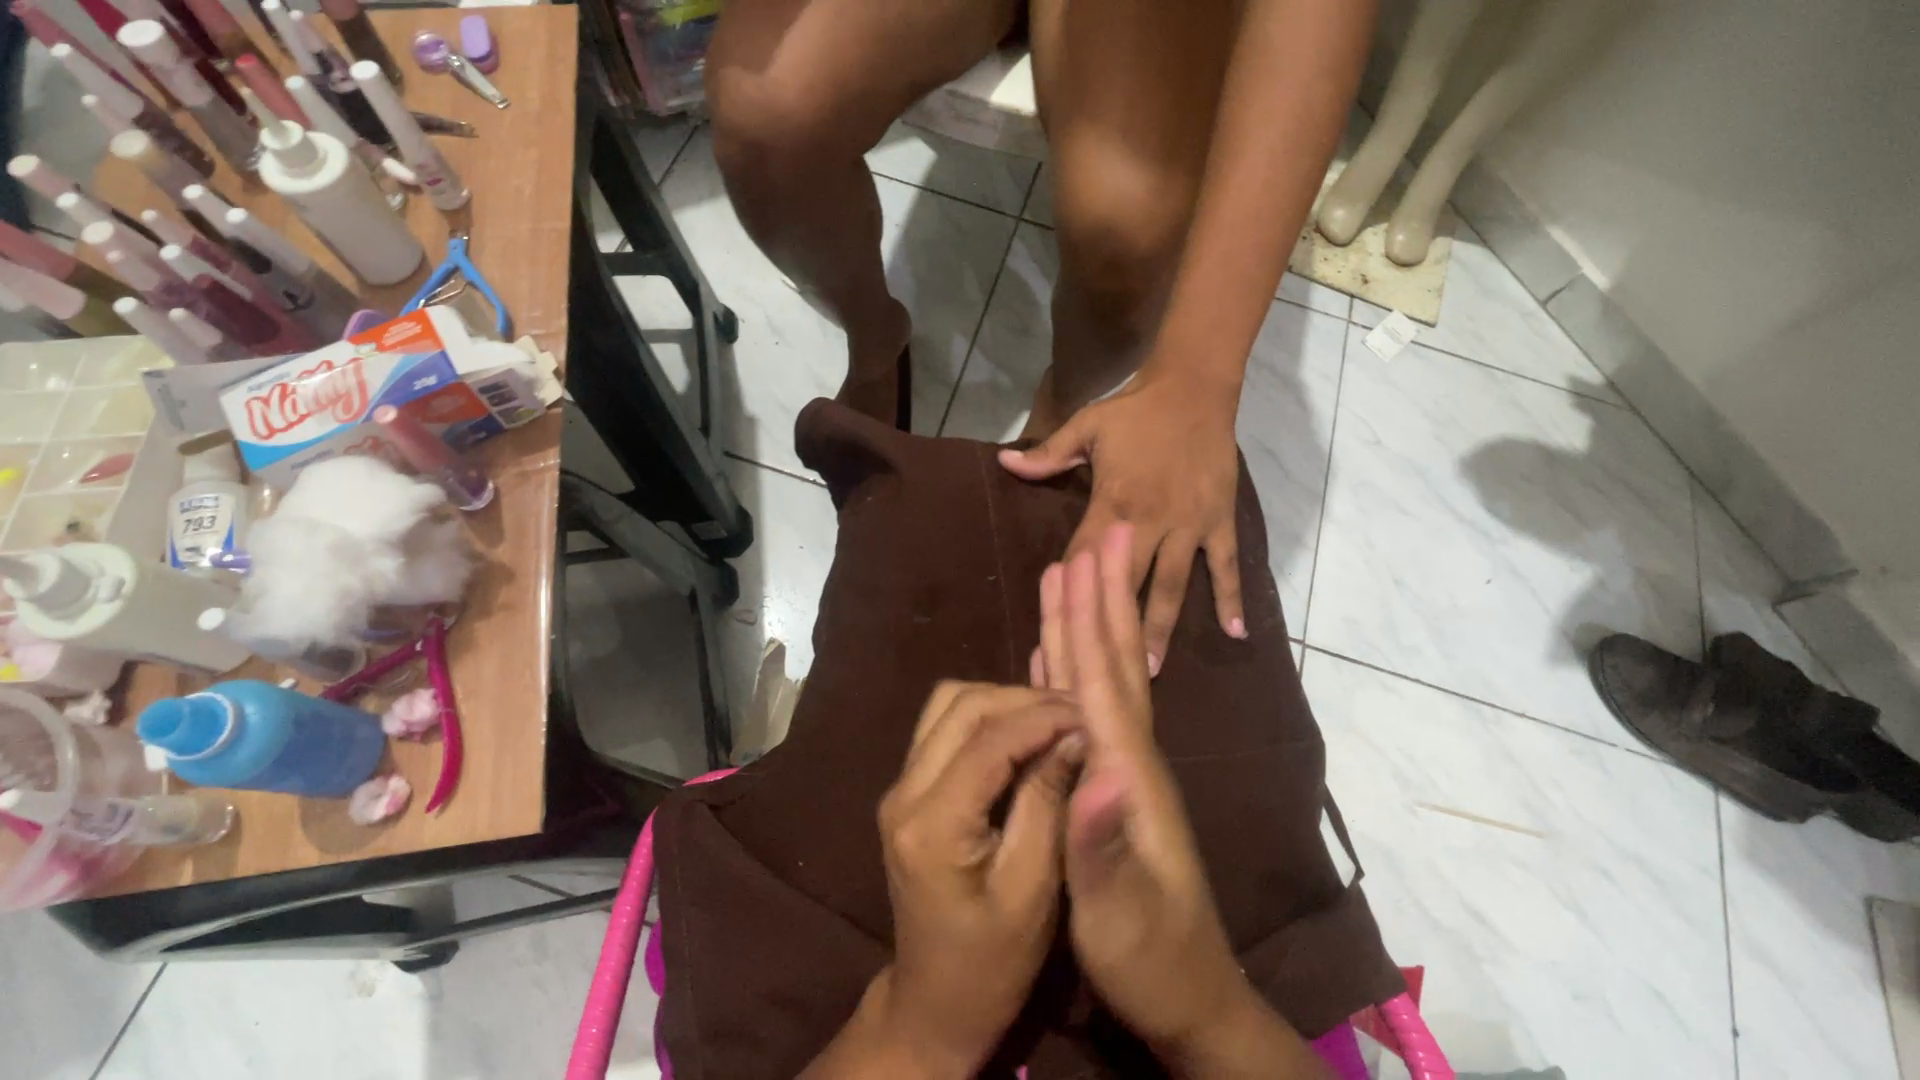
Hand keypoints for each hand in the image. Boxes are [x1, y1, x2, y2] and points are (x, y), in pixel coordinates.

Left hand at [871, 683, 1086, 1076]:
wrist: (936, 1000)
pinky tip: (1022, 737)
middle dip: (1022, 700)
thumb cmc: (993, 960)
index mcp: (932, 824)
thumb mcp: (1033, 889)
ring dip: (1001, 702)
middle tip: (1076, 713)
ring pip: (946, 706)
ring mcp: (898, 788)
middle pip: (960, 706)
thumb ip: (1047, 804)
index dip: (1042, 716)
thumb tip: (1075, 734)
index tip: (1091, 713)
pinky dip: (984, 719)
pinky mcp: (906, 792)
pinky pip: (941, 728)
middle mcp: (903, 792)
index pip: (988, 739)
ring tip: (1052, 721)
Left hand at [1001, 372, 1245, 675]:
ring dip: (1162, 627)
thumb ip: (1047, 454)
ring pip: (1175, 586)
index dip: (1073, 592)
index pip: (1087, 556)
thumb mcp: (1086, 426)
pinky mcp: (1220, 521)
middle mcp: (1153, 523)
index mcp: (1115, 504)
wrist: (1195, 387)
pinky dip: (1232, 598)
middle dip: (1115, 627)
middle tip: (1103, 673)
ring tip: (1152, 670)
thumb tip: (1004, 464)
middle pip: (1129, 583)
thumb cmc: (1134, 411)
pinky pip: (1226, 565)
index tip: (1058, 630)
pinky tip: (1236, 633)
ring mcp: (1190, 526)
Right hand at [1037, 524, 1263, 1055]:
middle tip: (1095, 537)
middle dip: (1101, 598)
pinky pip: (1096, 710)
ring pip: (1107, 679)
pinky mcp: (1119, 788)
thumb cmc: (1150, 958)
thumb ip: (1103, 845)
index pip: (1102, 681)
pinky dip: (1079, 672)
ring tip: (1078, 577)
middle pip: (1112, 663)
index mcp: (1128, 775)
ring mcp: (1130, 772)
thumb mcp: (1118, 914)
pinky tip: (1063, 659)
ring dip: (1093, 624)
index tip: (1078, 557)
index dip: (1086, 619)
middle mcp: (1133, 759)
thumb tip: (1099, 770)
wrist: (1192, 996)